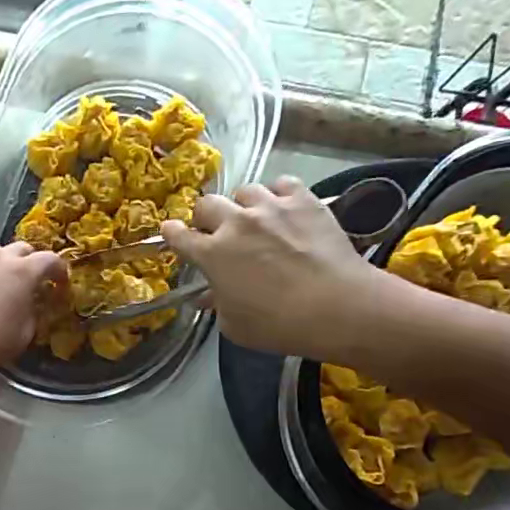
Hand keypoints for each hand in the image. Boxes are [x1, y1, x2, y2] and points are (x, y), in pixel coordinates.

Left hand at [0, 242, 67, 379]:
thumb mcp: (25, 333)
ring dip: (9, 265)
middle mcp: (0, 259)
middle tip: (35, 283)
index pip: (51, 259)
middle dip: (33, 262)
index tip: (61, 284)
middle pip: (24, 249)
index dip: (60, 271)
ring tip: (8, 287)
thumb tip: (31, 305)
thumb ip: (33, 314)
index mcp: (24, 270)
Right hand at [161, 179, 405, 358]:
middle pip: (207, 204)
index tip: (172, 233)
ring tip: (254, 218)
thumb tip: (208, 296)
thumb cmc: (278, 325)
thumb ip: (217, 304)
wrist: (337, 307)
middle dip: (206, 217)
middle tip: (216, 231)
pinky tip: (284, 208)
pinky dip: (278, 194)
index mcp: (212, 255)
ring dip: (243, 204)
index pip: (178, 236)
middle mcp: (235, 224)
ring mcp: (270, 208)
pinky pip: (282, 184)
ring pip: (244, 190)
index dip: (172, 234)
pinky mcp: (304, 200)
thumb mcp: (234, 325)